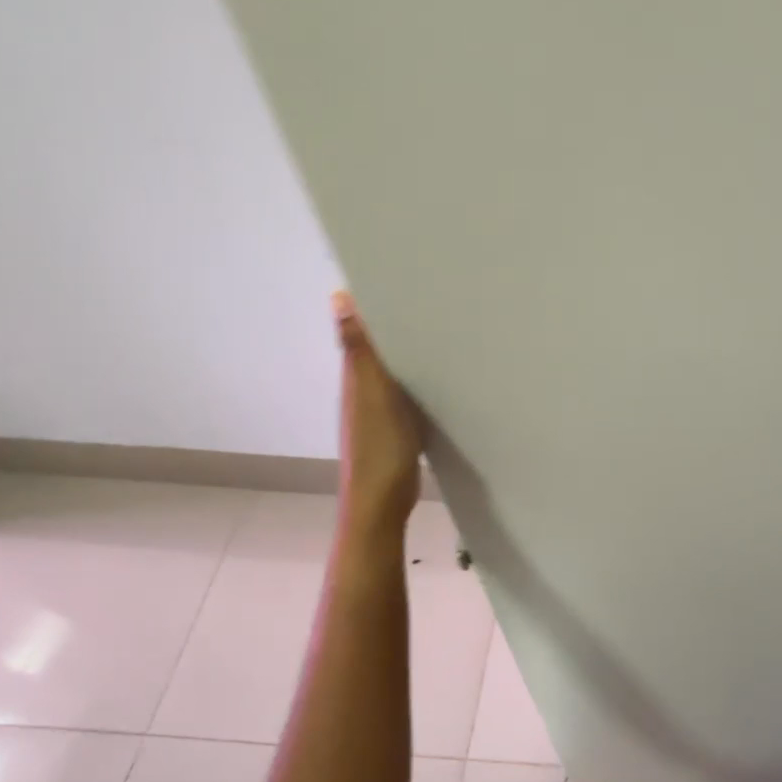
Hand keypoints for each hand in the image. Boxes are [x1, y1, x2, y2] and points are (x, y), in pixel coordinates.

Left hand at [334, 291, 422, 520]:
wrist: (382, 503)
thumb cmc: (379, 446)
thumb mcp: (374, 392)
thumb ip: (361, 349)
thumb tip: (338, 297)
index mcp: (357, 377)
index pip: (363, 330)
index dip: (376, 304)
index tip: (404, 279)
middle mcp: (365, 390)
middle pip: (380, 349)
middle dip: (398, 326)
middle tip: (434, 302)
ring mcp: (380, 412)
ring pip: (395, 372)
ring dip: (411, 354)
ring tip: (443, 333)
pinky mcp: (398, 430)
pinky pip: (409, 394)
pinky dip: (421, 381)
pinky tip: (441, 380)